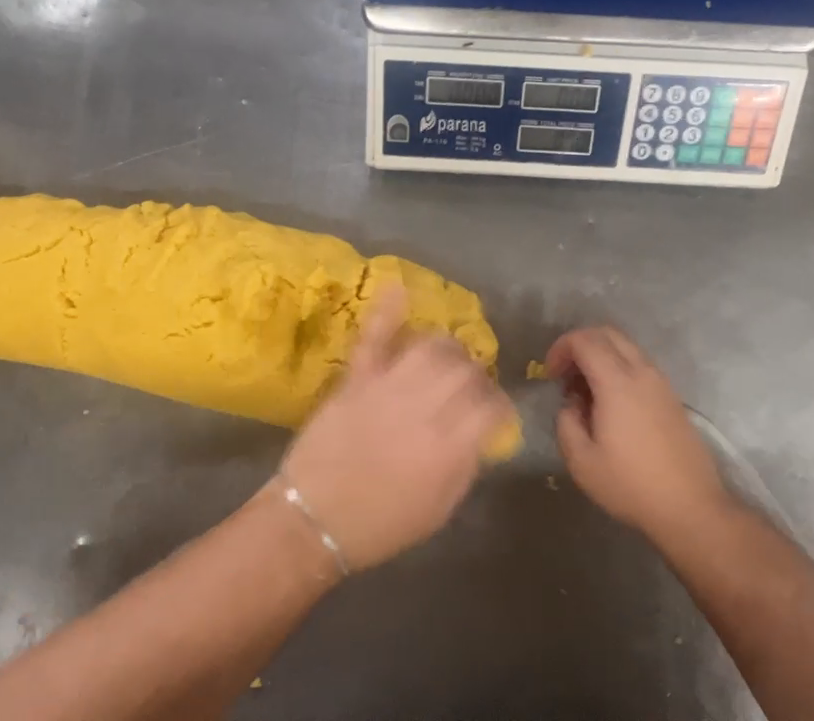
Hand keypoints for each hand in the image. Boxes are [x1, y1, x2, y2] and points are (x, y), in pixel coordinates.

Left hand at [279, 293, 514, 570]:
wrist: (312, 521)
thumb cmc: (380, 526)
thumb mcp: (438, 509)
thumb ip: (465, 466)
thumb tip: (481, 434)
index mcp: (448, 449)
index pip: (491, 407)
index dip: (501, 407)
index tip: (498, 413)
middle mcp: (423, 411)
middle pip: (464, 372)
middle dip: (476, 377)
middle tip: (472, 389)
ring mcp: (386, 390)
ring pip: (429, 349)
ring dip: (446, 349)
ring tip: (448, 358)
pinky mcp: (355, 381)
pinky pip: (373, 339)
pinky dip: (386, 312)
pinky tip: (398, 288)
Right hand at [547, 327, 730, 540]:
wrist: (690, 506)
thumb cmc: (630, 485)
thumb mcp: (581, 460)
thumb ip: (567, 421)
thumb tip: (573, 403)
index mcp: (617, 382)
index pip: (584, 340)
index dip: (560, 348)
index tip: (549, 375)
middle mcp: (642, 372)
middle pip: (607, 333)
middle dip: (579, 344)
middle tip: (564, 375)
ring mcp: (661, 383)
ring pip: (626, 347)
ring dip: (600, 356)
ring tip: (585, 391)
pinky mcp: (672, 397)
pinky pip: (639, 365)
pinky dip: (618, 368)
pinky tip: (610, 403)